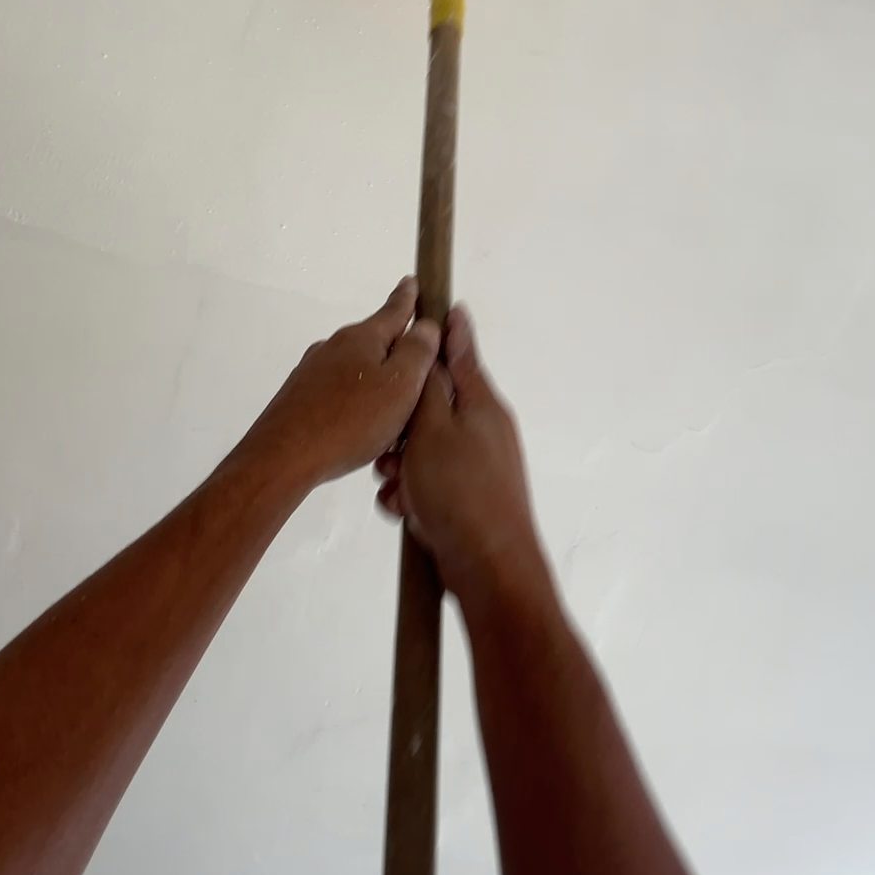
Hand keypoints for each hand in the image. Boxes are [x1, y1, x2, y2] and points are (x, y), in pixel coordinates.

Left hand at [237, 277, 441, 489]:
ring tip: (395, 409)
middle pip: (374, 341)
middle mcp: (334, 347)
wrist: (284, 456)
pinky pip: (339, 391)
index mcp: (362, 338)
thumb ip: (418, 353)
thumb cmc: (350, 421)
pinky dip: (356, 401)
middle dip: (396, 351)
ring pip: (356, 369)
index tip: (412, 281)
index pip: (394, 310)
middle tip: (420, 369)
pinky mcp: (301, 396)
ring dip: (376, 381)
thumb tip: (425, 324)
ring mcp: (313, 371)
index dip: (408, 298)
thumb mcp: (400, 386)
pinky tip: (362, 424)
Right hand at [374, 306, 547, 603]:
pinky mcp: (463, 497)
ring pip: (421, 447)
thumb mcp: (434, 427)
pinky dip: (409, 491)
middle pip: (430, 406)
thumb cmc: (458, 489)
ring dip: (399, 463)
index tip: (425, 307)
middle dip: (399, 424)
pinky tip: (402, 509)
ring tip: (393, 484)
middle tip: (388, 445)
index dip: (441, 331)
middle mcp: (481, 430)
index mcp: (481, 404)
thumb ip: (433, 381)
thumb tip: (451, 325)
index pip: (459, 353)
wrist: (486, 567)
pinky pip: (426, 481)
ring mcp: (474, 466)